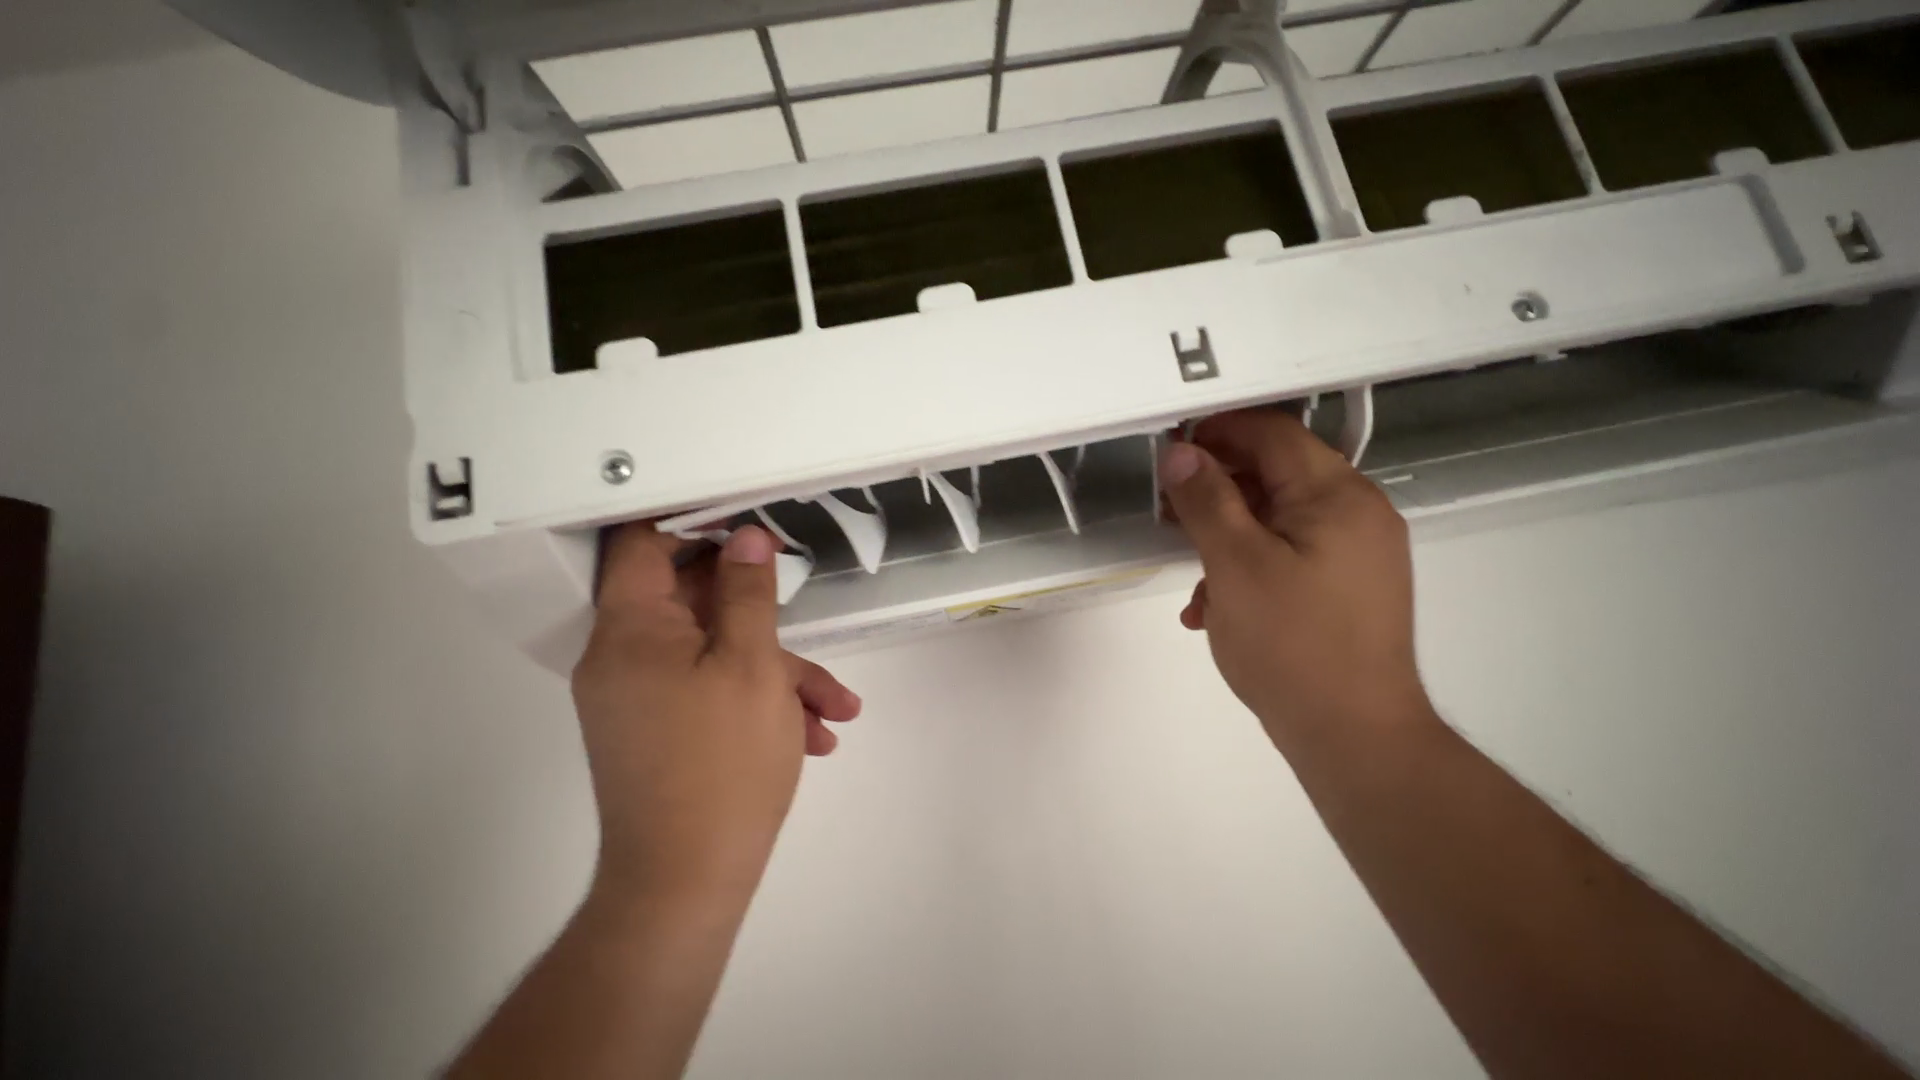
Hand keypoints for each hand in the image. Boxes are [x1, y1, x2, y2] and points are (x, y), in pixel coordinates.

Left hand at [570, 524, 861, 905]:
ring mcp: (638, 702)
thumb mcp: (751, 666)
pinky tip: (814, 737)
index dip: (696, 525)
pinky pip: (706, 698)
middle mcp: (622, 660)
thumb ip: (748, 594)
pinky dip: (757, 706)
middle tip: (802, 608)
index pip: (645, 546)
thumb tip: (745, 538)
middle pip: (690, 604)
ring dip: (776, 673)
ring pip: (712, 658)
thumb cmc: (721, 763)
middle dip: (761, 614)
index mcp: (631, 631)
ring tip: (836, 708)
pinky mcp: (656, 737)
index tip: (749, 526)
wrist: (684, 884)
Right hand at [1159, 410, 1432, 753]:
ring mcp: (1360, 552)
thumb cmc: (1291, 645)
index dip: (1216, 432)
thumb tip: (1181, 452)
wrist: (1355, 735)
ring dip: (1228, 533)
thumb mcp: (1234, 566)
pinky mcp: (1352, 586)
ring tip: (1189, 573)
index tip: (1169, 454)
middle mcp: (1359, 512)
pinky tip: (1217, 607)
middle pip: (1277, 472)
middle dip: (1217, 489)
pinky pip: (1295, 553)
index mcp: (1337, 495)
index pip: (1272, 432)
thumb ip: (1206, 501)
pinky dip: (1253, 565)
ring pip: (1281, 517)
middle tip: (1168, 515)